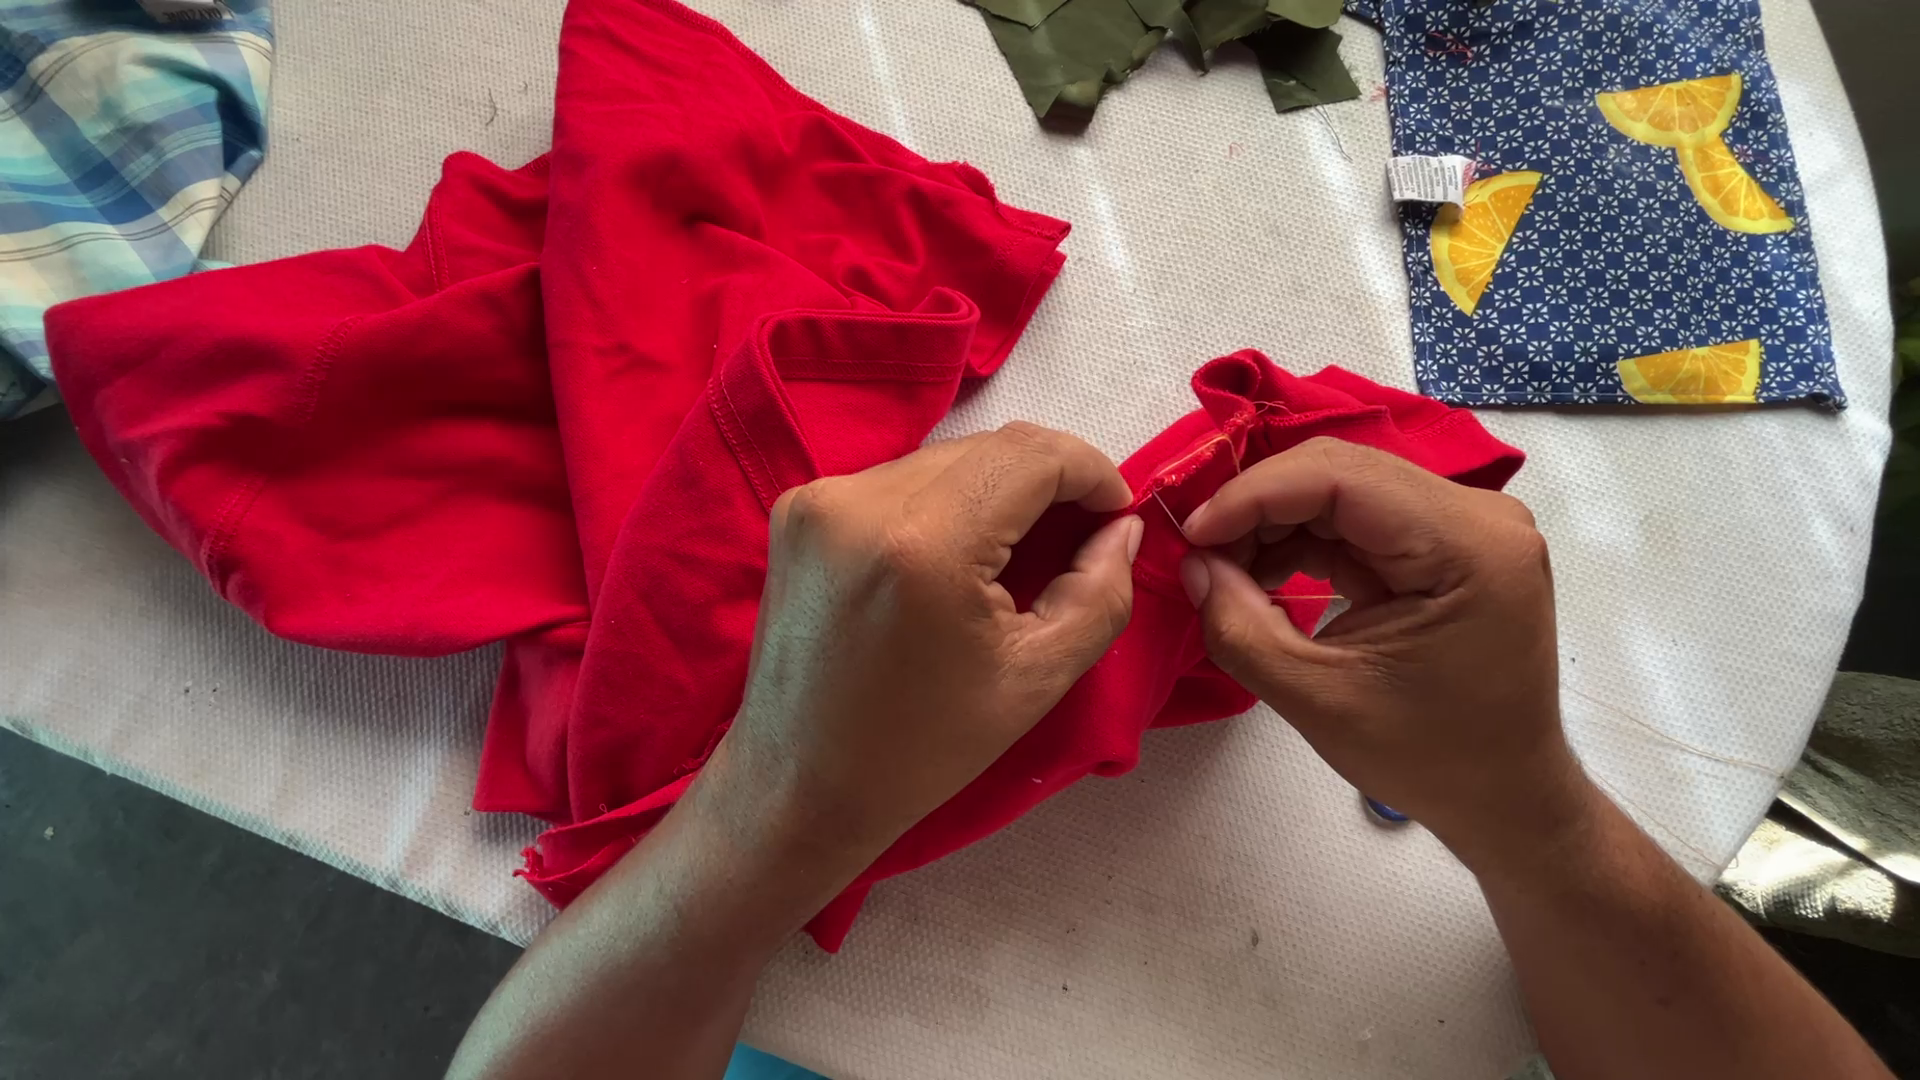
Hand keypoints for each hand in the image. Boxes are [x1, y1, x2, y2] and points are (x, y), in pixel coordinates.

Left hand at [703, 422, 1142, 874]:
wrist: (798, 782)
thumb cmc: (922, 747)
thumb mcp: (1037, 679)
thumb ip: (1100, 592)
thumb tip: (1121, 526)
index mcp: (924, 542)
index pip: (1032, 455)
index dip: (1091, 470)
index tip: (1115, 510)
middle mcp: (861, 499)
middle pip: (988, 448)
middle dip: (1048, 480)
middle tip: (1076, 535)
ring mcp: (819, 497)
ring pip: (944, 458)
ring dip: (994, 489)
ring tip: (1014, 550)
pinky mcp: (799, 508)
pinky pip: (899, 478)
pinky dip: (943, 500)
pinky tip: (953, 553)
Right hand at [1179, 437, 1586, 873]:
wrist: (1502, 793)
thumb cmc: (1426, 757)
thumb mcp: (1314, 699)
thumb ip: (1239, 627)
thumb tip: (1191, 563)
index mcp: (1467, 546)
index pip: (1341, 477)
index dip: (1253, 495)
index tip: (1192, 535)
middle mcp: (1474, 515)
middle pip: (1338, 471)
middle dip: (1256, 505)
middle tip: (1200, 552)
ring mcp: (1459, 523)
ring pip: (1337, 488)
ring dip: (1271, 522)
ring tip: (1226, 572)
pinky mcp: (1438, 541)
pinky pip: (1350, 517)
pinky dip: (1296, 539)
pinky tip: (1263, 576)